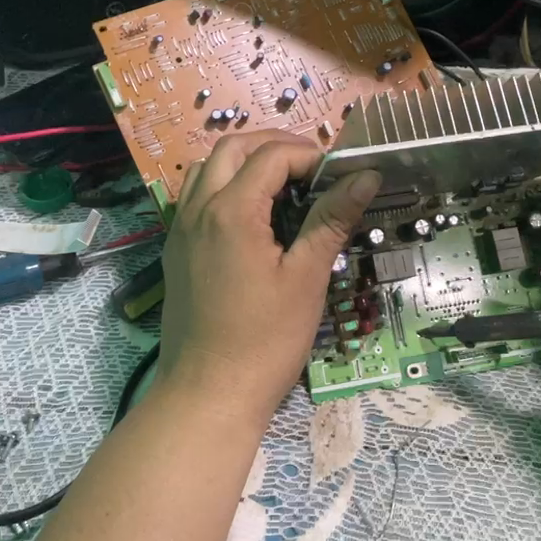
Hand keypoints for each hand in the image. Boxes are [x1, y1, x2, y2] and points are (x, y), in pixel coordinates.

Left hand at [157, 133, 380, 423]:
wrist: (207, 394)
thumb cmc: (265, 340)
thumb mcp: (307, 278)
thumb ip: (331, 219)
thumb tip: (366, 176)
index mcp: (231, 211)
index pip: (271, 156)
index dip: (310, 156)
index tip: (340, 175)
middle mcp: (198, 209)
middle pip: (232, 148)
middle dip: (274, 147)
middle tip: (312, 169)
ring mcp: (180, 229)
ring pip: (206, 168)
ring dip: (242, 162)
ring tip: (280, 185)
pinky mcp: (175, 250)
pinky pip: (194, 197)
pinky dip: (221, 186)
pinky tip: (250, 216)